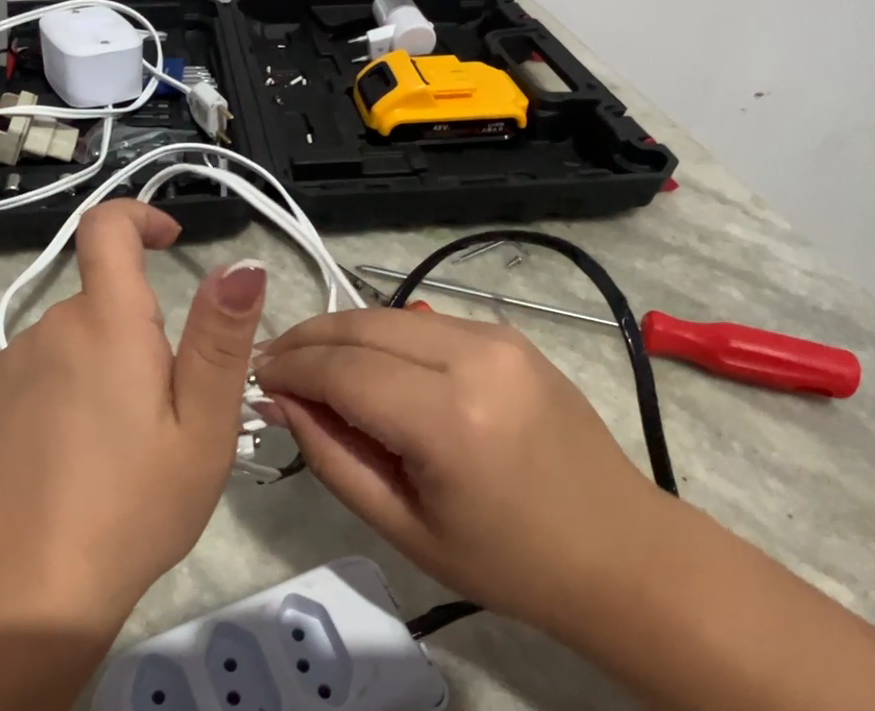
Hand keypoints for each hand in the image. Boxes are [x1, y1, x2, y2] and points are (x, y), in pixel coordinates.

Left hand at [0, 199, 268, 624]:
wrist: (28, 590)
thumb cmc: (133, 507)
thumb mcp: (202, 428)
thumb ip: (220, 339)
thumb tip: (240, 264)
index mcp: (106, 323)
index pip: (106, 227)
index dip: (139, 216)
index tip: (171, 242)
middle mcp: (49, 327)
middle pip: (102, 302)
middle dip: (139, 336)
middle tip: (167, 415)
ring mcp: (9, 364)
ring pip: (73, 342)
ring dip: (103, 368)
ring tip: (121, 448)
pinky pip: (38, 371)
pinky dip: (65, 391)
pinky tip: (73, 458)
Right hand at [254, 308, 664, 631]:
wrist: (621, 552)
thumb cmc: (507, 561)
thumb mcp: (402, 525)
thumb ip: (331, 454)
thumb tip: (278, 400)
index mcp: (449, 418)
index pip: (342, 369)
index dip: (289, 367)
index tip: (252, 377)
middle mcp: (475, 357)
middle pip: (361, 326)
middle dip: (305, 339)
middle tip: (269, 364)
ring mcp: (498, 338)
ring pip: (389, 314)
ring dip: (339, 333)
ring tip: (307, 364)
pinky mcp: (510, 334)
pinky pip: (424, 323)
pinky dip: (382, 335)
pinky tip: (364, 362)